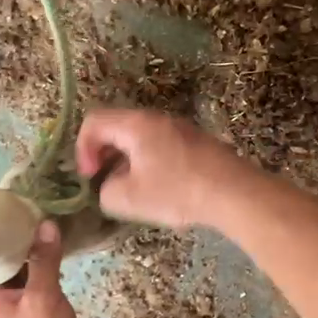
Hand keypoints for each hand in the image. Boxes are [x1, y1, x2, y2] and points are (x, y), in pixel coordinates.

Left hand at [0, 222, 87, 317]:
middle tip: (19, 211)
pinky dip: (35, 271)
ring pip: (11, 276)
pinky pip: (27, 287)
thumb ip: (44, 261)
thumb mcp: (44, 297)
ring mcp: (9, 313)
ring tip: (36, 228)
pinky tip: (50, 258)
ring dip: (22, 256)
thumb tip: (45, 223)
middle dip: (4, 241)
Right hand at [75, 109, 259, 229]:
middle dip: (103, 153)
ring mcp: (180, 128)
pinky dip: (149, 161)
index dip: (82, 148)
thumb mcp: (129, 198)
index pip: (94, 121)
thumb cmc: (178, 191)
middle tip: (102, 181)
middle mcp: (158, 118)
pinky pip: (161, 145)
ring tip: (130, 188)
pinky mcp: (197, 142)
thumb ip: (106, 190)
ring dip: (126, 159)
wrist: (234, 192)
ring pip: (140, 137)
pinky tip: (158, 188)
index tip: (88, 176)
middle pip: (117, 126)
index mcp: (136, 124)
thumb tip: (109, 185)